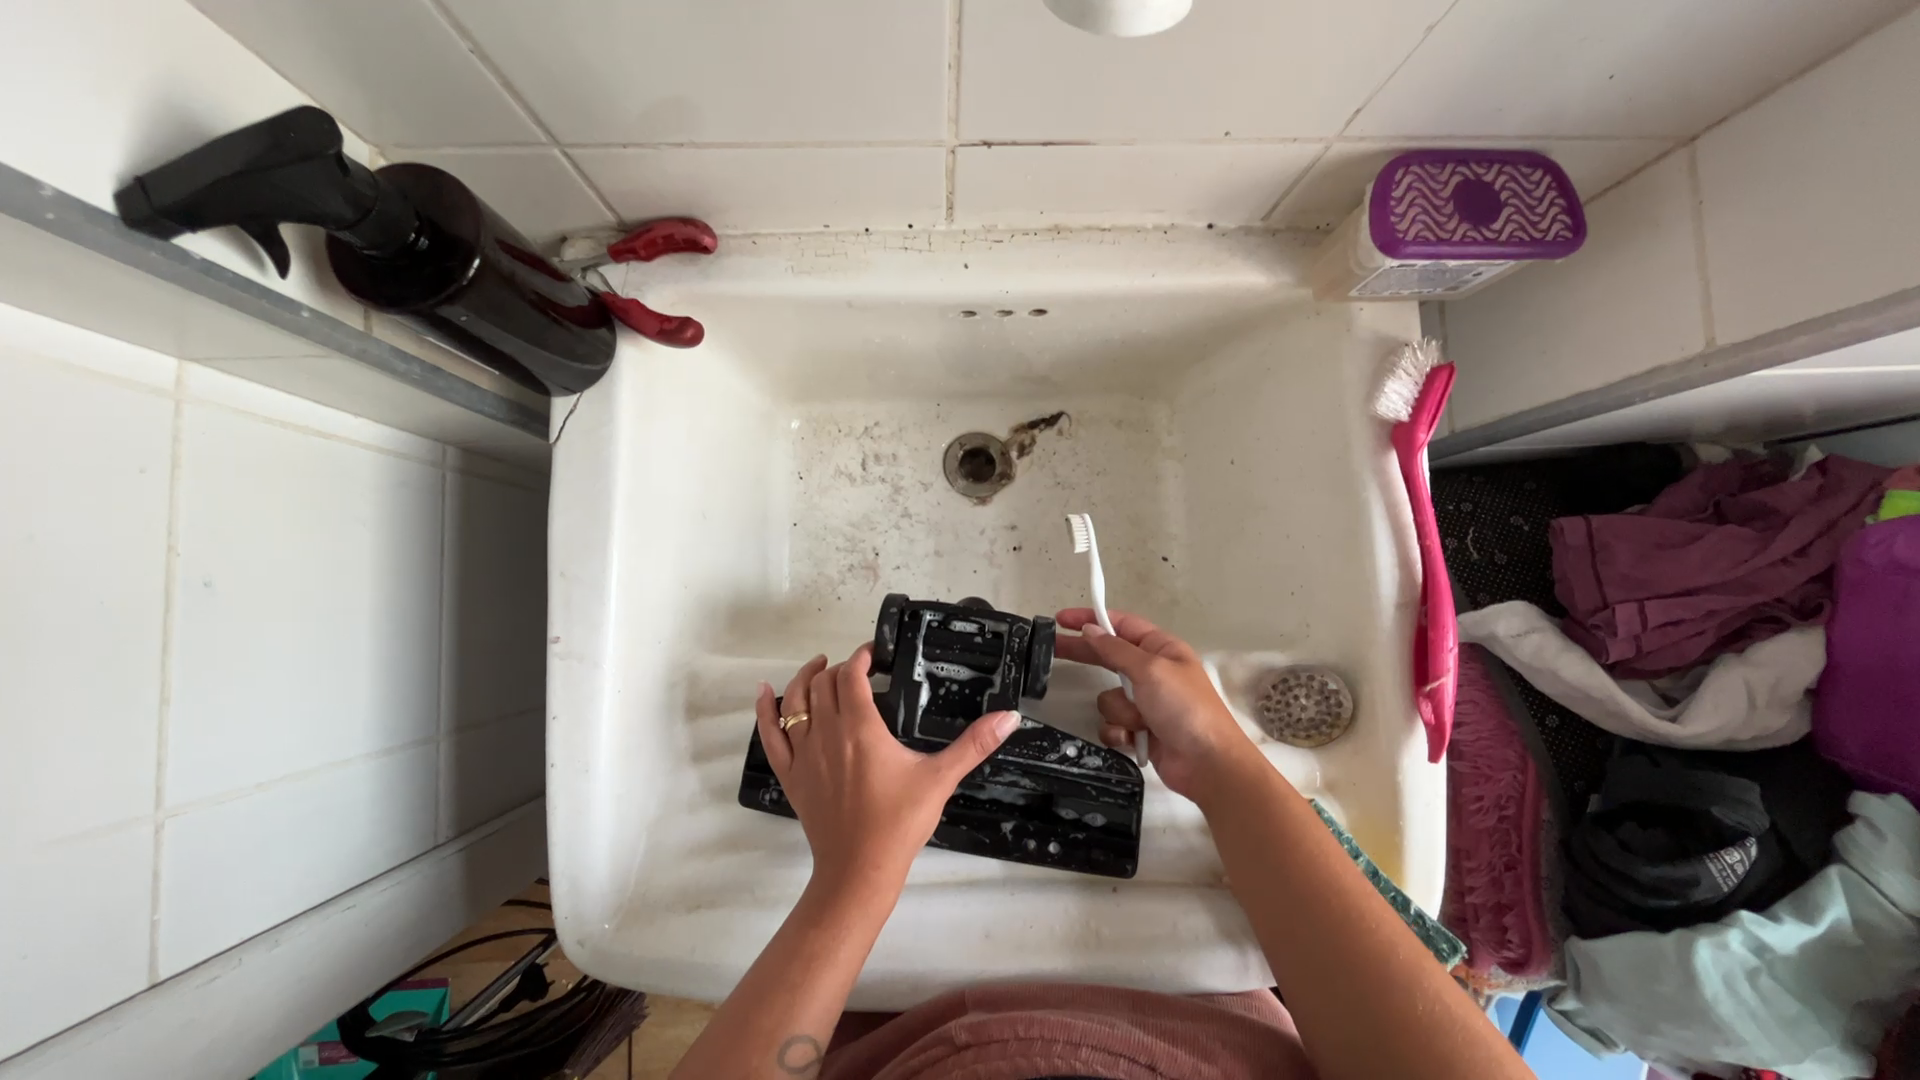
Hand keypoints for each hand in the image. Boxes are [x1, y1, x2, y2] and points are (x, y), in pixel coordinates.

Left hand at [755, 645, 1020, 893]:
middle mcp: (827, 733)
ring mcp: (803, 754)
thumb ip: (974, 745)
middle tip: (857, 669)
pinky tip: (765, 693)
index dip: (861, 657)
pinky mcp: (790, 775)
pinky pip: (770, 735)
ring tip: (818, 666)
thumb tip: (1010, 717)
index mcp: (860, 728)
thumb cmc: (899, 823)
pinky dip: (765, 709)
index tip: (875, 654)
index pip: (851, 676)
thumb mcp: (940, 779)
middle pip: (822, 684)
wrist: (858, 871)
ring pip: (795, 702)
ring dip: (804, 679)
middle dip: (838, 668)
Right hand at [1053, 609, 1262, 799]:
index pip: (1121, 625)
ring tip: (1139, 720)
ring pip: (1108, 698)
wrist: (1207, 764)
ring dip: (1119, 711)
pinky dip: (1121, 733)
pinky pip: (1112, 725)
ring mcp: (1145, 703)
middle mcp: (1152, 673)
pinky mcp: (1140, 731)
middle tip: (1052, 649)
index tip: (1061, 619)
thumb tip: (1091, 629)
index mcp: (1161, 649)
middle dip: (1085, 655)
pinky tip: (1135, 739)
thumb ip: (1116, 649)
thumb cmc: (1184, 708)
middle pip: (1108, 657)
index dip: (1091, 619)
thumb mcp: (1150, 670)